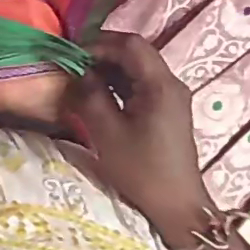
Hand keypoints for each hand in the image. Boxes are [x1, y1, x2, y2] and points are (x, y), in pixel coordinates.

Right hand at [65, 31, 211, 236]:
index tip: (73, 54)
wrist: (176, 207)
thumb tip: (77, 71)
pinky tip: (98, 93)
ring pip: (137, 66)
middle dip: (103, 53)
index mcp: (160, 85)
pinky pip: (140, 83)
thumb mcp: (107, 131)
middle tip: (73, 65)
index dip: (99, 42)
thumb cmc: (141, 170)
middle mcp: (170, 83)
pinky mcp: (166, 109)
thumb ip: (90, 94)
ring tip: (81, 78)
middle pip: (135, 52)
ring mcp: (171, 96)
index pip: (130, 44)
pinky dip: (118, 82)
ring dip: (109, 67)